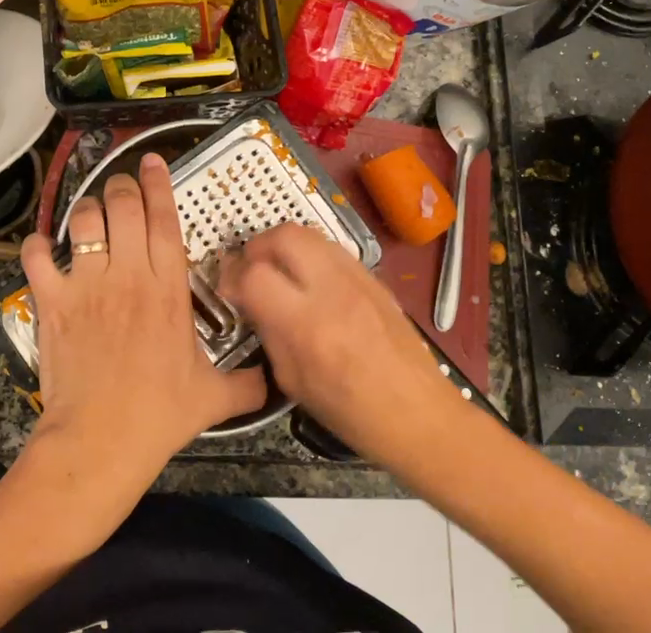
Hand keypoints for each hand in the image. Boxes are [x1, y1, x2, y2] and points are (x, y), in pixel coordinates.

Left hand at [18, 154, 266, 478]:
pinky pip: (38, 257)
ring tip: (89, 214)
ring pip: (84, 221)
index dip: (158, 183)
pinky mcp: (52, 300)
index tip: (152, 161)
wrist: (101, 440)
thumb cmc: (159, 416)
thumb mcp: (215, 398)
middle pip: (123, 207)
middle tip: (120, 187)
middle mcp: (128, 275)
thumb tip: (275, 381)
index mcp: (168, 289)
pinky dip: (37, 246)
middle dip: (120, 186)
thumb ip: (248, 384)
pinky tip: (42, 248)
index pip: (164, 218)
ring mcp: (88, 285)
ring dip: (85, 210)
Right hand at [220, 224, 473, 466]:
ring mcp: (358, 279)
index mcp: (307, 325)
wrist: (421, 416)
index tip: (229, 290)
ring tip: (280, 272)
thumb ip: (269, 332)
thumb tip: (250, 301)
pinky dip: (311, 256)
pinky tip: (310, 282)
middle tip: (252, 268)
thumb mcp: (293, 381)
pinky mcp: (375, 279)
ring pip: (310, 234)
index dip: (233, 277)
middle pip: (284, 235)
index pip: (255, 274)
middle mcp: (332, 291)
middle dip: (258, 246)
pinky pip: (333, 249)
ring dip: (285, 246)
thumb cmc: (352, 413)